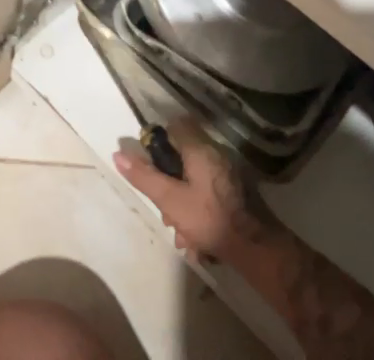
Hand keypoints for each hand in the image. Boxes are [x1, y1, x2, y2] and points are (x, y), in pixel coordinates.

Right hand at [112, 122, 275, 261]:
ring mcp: (228, 174)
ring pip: (193, 180)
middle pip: (182, 157)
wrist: (255, 248)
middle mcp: (216, 155)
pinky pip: (207, 194)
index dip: (158, 140)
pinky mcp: (235, 193)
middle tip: (164, 209)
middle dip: (168, 182)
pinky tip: (195, 239)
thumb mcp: (169, 199)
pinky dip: (197, 210)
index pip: (175, 125)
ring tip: (180, 233)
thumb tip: (118, 154)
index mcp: (200, 150)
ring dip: (182, 203)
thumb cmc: (209, 218)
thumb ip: (144, 176)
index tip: (150, 163)